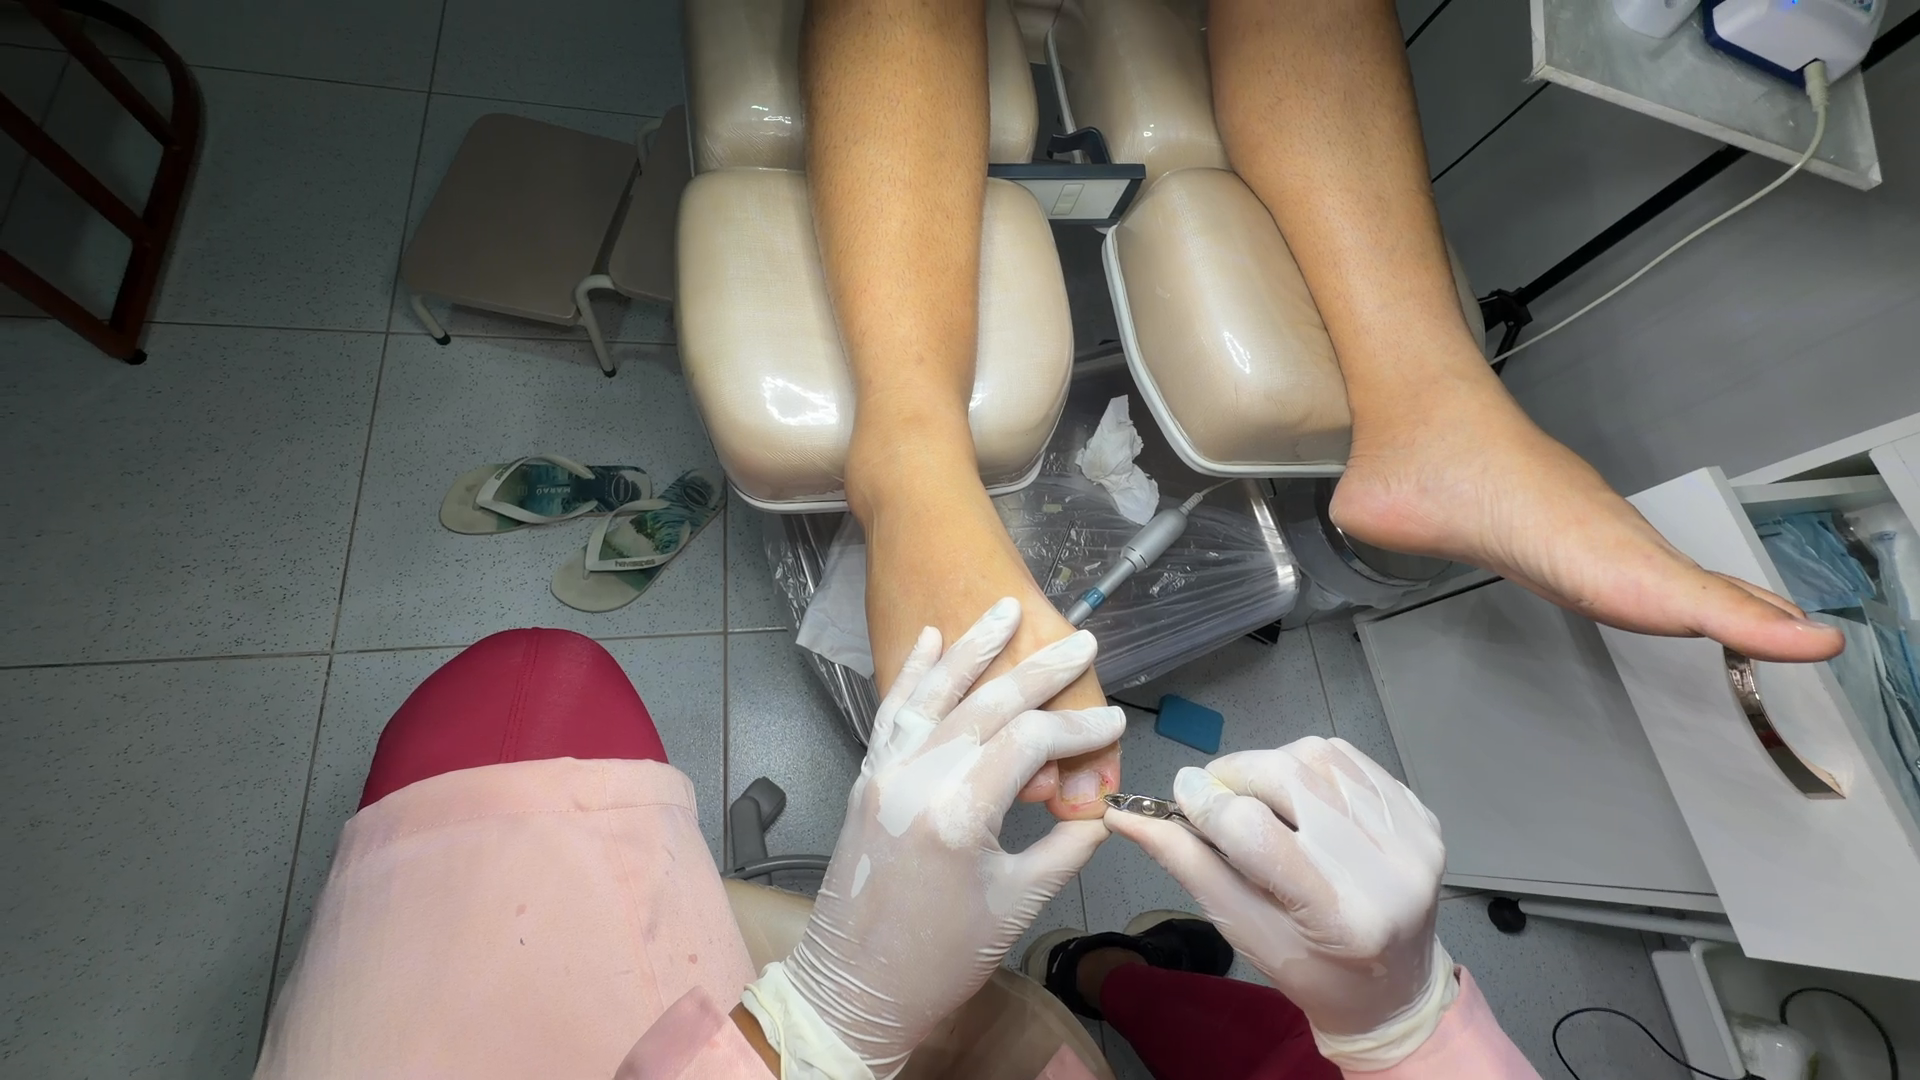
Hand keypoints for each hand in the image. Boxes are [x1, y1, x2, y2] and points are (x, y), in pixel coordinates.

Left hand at [768, 599, 1123, 1075]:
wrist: (854, 985)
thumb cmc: (942, 957)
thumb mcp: (1017, 905)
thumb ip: (1066, 845)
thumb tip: (1098, 804)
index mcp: (959, 813)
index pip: (1030, 743)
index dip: (1079, 729)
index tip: (1116, 723)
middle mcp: (917, 776)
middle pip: (988, 704)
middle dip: (1041, 669)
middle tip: (1082, 641)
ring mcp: (886, 769)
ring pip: (935, 691)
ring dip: (973, 646)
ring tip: (1006, 609)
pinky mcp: (868, 773)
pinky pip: (892, 710)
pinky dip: (914, 671)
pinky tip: (933, 637)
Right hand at [1105, 736, 1455, 1069]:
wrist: (1395, 988)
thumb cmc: (1308, 967)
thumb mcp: (1239, 927)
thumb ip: (1184, 863)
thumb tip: (1123, 816)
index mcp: (1338, 916)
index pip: (1253, 829)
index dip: (1205, 804)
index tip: (1182, 799)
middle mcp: (1386, 870)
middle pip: (1284, 775)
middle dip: (1233, 774)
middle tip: (1218, 798)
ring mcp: (1411, 837)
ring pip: (1312, 753)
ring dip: (1270, 765)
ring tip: (1264, 801)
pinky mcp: (1420, 813)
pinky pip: (1345, 755)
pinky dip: (1308, 763)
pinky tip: (1304, 798)